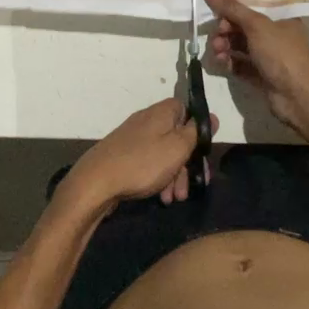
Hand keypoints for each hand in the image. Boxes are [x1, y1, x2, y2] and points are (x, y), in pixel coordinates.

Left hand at [61, 99, 214, 209]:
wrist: (98, 181)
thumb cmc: (143, 162)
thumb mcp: (177, 147)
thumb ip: (196, 132)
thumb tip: (211, 116)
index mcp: (161, 112)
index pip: (185, 109)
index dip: (197, 128)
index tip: (202, 150)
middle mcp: (148, 120)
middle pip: (177, 136)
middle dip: (187, 162)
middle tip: (194, 185)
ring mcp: (134, 138)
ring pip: (164, 153)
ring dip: (174, 175)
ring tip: (174, 199)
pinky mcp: (125, 154)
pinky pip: (149, 163)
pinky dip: (159, 177)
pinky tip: (161, 197)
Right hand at [203, 0, 308, 131]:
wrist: (297, 96)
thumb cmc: (281, 53)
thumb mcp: (256, 25)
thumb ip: (230, 7)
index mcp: (282, 19)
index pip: (254, 6)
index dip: (234, 7)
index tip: (217, 11)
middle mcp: (276, 36)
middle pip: (243, 27)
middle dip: (226, 29)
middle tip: (217, 34)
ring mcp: (268, 57)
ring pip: (240, 46)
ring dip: (225, 46)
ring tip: (217, 51)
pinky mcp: (261, 75)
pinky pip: (240, 64)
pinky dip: (229, 62)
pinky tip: (221, 62)